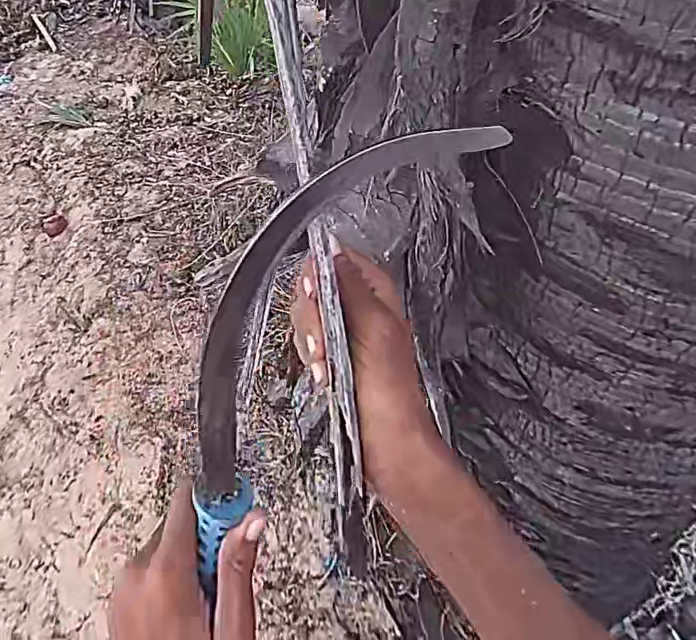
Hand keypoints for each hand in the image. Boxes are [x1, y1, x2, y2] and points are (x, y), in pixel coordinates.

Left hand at [108, 482, 265, 639]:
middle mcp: (136, 573)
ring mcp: (122, 590)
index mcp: (164, 571)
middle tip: (221, 585)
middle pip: (180, 526)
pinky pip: (150, 572)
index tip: (235, 521)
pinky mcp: (118, 604)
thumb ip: (238, 567)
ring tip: (202, 609)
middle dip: (205, 544)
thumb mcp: (231, 630)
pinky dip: (169, 583)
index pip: (188, 499)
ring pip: (166, 548)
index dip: (217, 507)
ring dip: (188, 565)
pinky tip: (182, 617)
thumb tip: (251, 519)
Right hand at [289, 248, 442, 498]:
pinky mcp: (329, 355)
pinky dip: (308, 358)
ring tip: (326, 365)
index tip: (316, 297)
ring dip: (309, 341)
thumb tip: (333, 251)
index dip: (318, 274)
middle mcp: (357, 307)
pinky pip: (305, 342)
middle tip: (323, 341)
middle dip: (311, 316)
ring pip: (305, 315)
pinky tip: (322, 375)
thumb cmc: (391, 391)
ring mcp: (342, 331)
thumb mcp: (374, 327)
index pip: (335, 259)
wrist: (388, 445)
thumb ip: (352, 287)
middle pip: (313, 287)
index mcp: (374, 292)